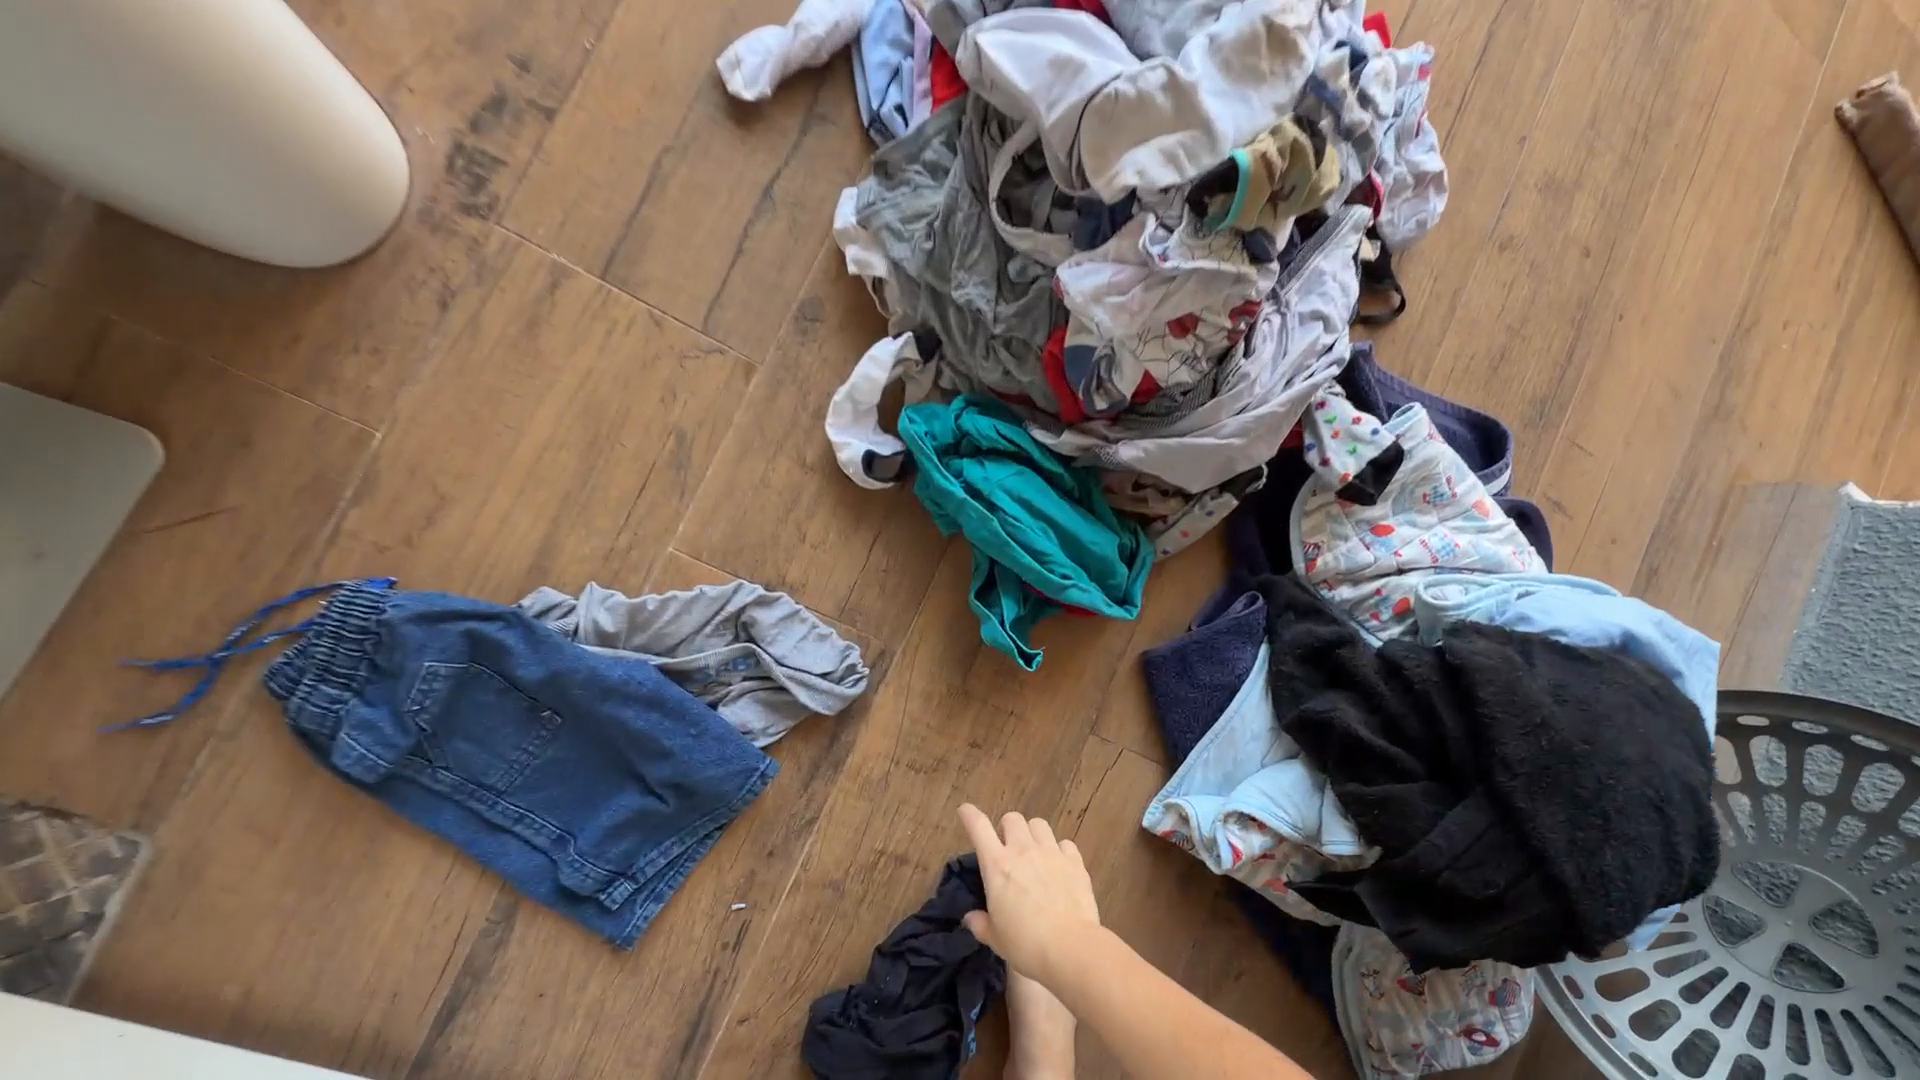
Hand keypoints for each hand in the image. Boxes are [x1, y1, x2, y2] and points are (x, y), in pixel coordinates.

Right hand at [956, 803, 1100, 979]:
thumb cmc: (1025, 943)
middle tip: (1008, 847)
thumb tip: (971, 918)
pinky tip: (1060, 866)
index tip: (965, 810)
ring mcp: (1051, 853)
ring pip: (1039, 824)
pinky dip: (1060, 850)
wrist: (1070, 947)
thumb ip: (981, 924)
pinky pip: (1065, 843)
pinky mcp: (1075, 862)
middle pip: (1012, 818)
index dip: (969, 815)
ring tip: (1034, 851)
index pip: (978, 827)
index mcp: (997, 865)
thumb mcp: (995, 938)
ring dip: (1033, 833)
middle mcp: (1023, 850)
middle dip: (1007, 828)